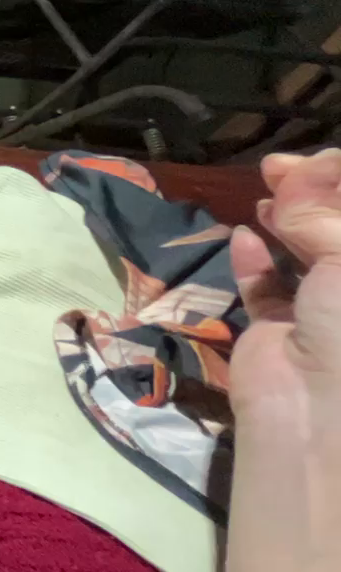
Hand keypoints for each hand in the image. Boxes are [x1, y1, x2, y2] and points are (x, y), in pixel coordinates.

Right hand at [230, 149, 340, 430]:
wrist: (323, 409)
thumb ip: (323, 215)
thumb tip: (291, 180)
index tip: (314, 162)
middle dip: (318, 193)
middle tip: (279, 168)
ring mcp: (331, 310)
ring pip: (311, 253)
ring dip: (288, 220)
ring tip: (264, 193)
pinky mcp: (283, 327)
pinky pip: (267, 286)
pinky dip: (253, 261)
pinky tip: (242, 238)